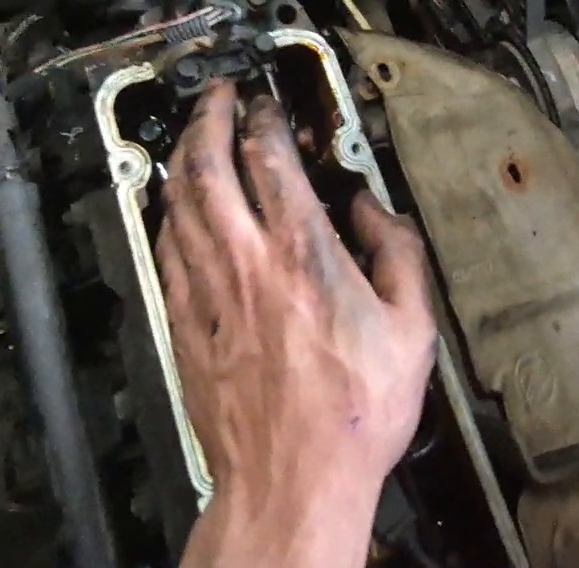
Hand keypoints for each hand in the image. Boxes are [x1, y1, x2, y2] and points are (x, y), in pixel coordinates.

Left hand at [158, 80, 437, 567]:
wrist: (292, 482)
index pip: (270, 158)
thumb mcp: (411, 330)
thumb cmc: (351, 414)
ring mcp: (209, 290)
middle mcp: (247, 261)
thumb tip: (375, 211)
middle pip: (208, 165)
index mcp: (303, 255)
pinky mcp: (186, 321)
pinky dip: (169, 214)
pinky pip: (166, 249)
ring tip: (193, 136)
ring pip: (179, 201)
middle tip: (216, 96)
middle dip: (209, 117)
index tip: (266, 107)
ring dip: (183, 157)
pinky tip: (176, 207)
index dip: (263, 119)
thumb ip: (397, 254)